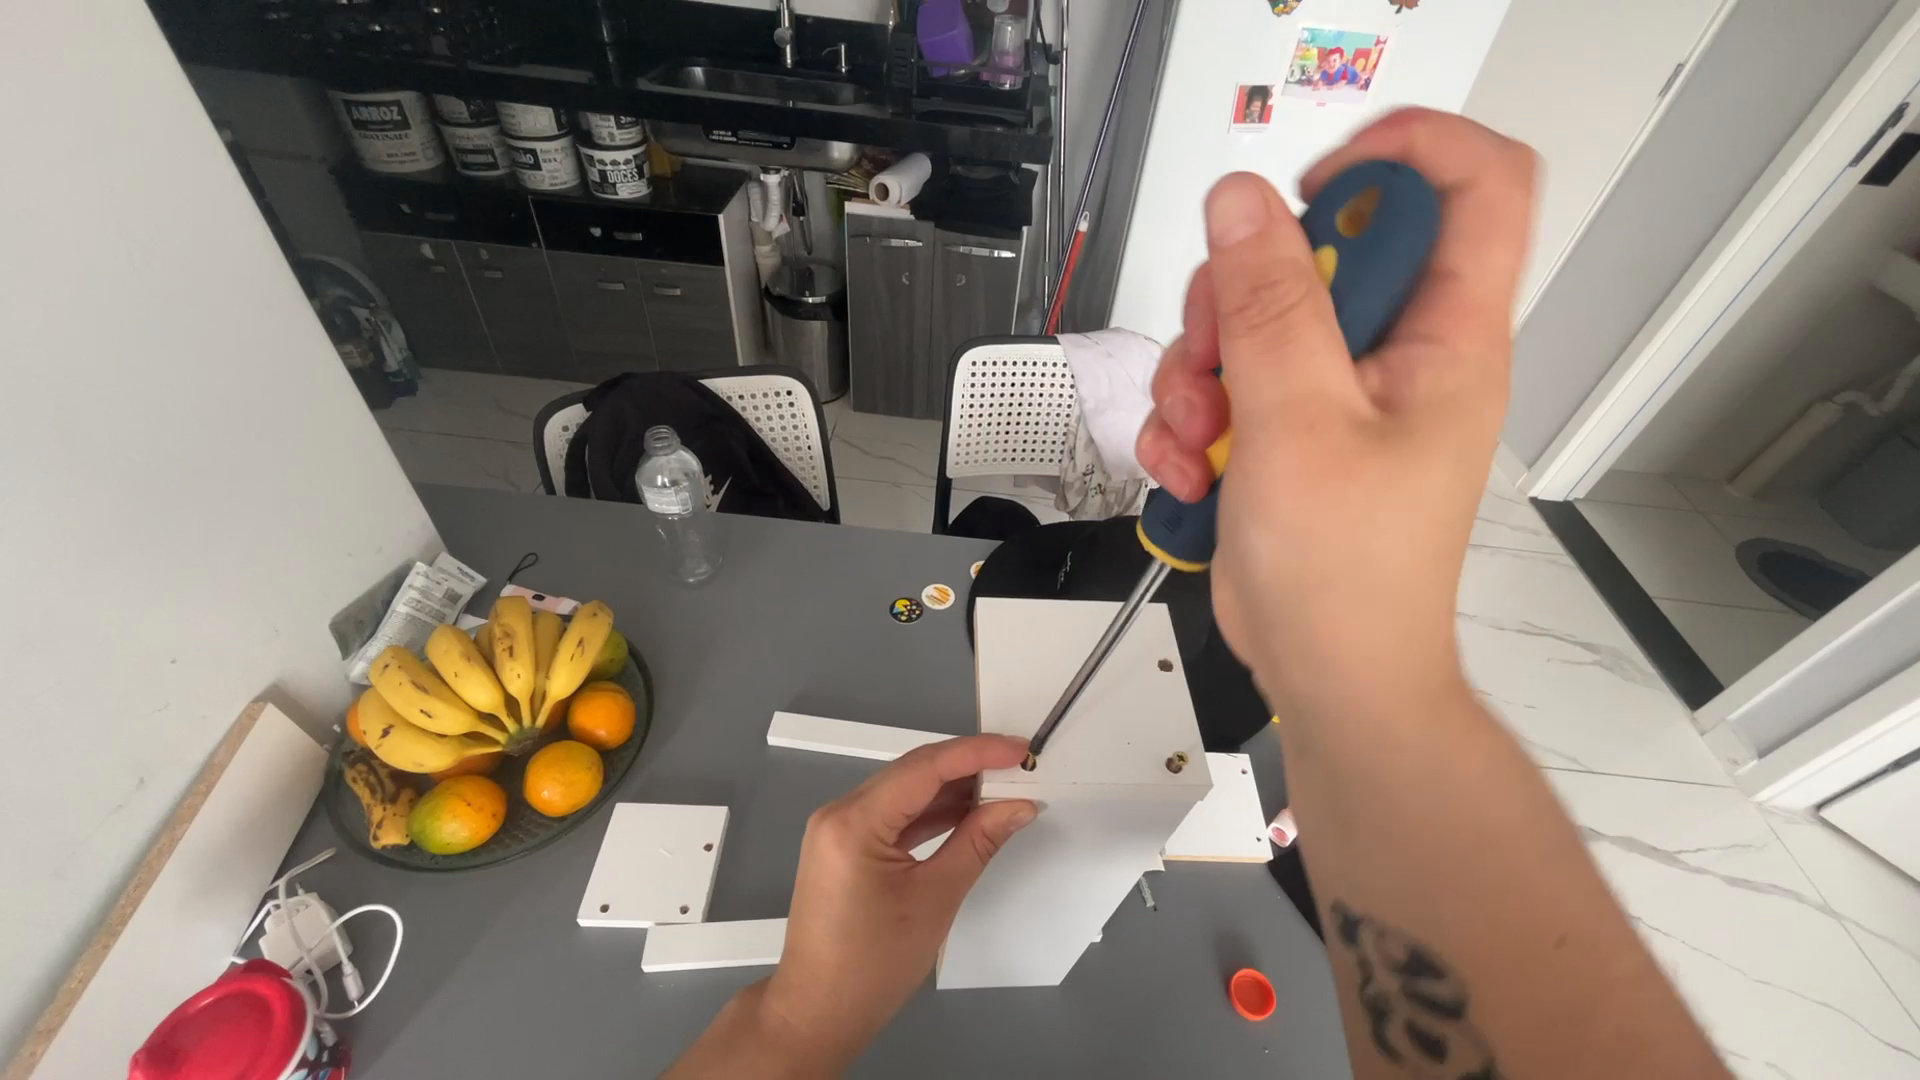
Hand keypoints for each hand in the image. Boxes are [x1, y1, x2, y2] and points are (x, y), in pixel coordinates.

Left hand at [762, 735, 1037, 1066]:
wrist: (816, 1015)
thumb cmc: (874, 966)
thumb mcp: (935, 899)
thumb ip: (978, 842)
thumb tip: (1020, 807)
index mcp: (855, 821)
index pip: (924, 767)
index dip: (976, 752)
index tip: (1020, 750)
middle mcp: (840, 811)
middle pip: (913, 772)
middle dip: (968, 765)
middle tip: (1019, 766)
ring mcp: (838, 826)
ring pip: (905, 790)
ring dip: (952, 788)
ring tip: (1003, 786)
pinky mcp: (844, 843)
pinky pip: (894, 814)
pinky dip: (931, 812)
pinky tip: (968, 811)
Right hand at [1135, 108, 1536, 722]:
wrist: (1324, 668)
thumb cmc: (1345, 574)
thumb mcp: (1298, 425)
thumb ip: (1269, 307)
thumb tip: (1243, 202)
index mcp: (1443, 338)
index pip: (1470, 186)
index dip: (1396, 156)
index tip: (1305, 189)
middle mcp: (1392, 356)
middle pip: (1318, 253)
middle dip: (1239, 294)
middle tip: (1215, 353)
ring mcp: (1332, 395)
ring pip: (1250, 322)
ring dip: (1197, 370)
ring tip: (1196, 438)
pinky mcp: (1282, 431)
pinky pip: (1222, 384)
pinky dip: (1188, 420)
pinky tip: (1189, 471)